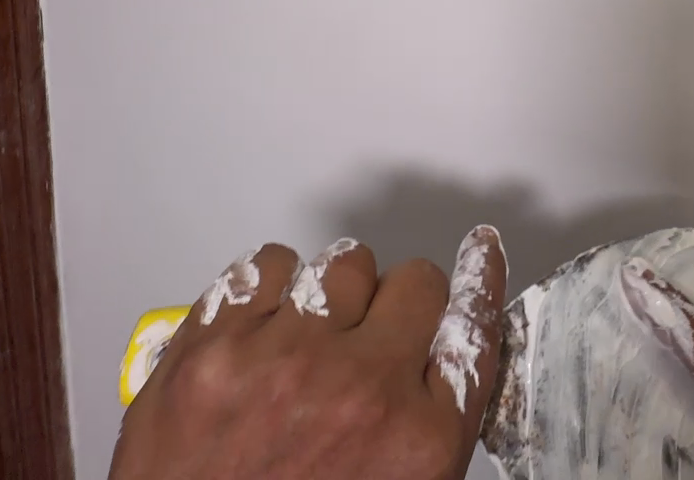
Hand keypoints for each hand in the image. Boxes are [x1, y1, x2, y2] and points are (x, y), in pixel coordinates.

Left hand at [110, 226, 507, 479]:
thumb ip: (431, 421)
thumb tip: (444, 349)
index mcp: (418, 443)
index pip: (472, 326)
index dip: (480, 279)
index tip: (481, 251)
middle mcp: (361, 391)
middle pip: (415, 280)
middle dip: (395, 304)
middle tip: (365, 335)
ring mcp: (284, 362)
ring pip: (345, 261)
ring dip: (333, 294)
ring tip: (305, 339)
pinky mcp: (213, 350)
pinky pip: (269, 262)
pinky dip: (270, 287)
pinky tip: (262, 326)